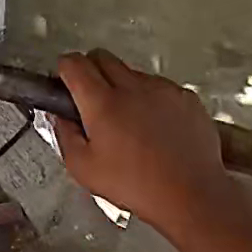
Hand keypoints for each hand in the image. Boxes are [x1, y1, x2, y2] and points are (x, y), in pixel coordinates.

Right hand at [53, 50, 239, 230]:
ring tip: (126, 121)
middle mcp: (133, 88)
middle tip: (89, 98)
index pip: (75, 64)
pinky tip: (152, 128)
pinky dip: (151, 99)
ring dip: (122, 87)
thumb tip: (61, 118)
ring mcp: (163, 90)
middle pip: (103, 57)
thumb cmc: (136, 185)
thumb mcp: (83, 168)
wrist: (190, 194)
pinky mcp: (186, 97)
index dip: (64, 69)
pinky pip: (161, 87)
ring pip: (132, 72)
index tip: (64, 79)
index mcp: (103, 103)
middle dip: (90, 71)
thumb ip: (65, 136)